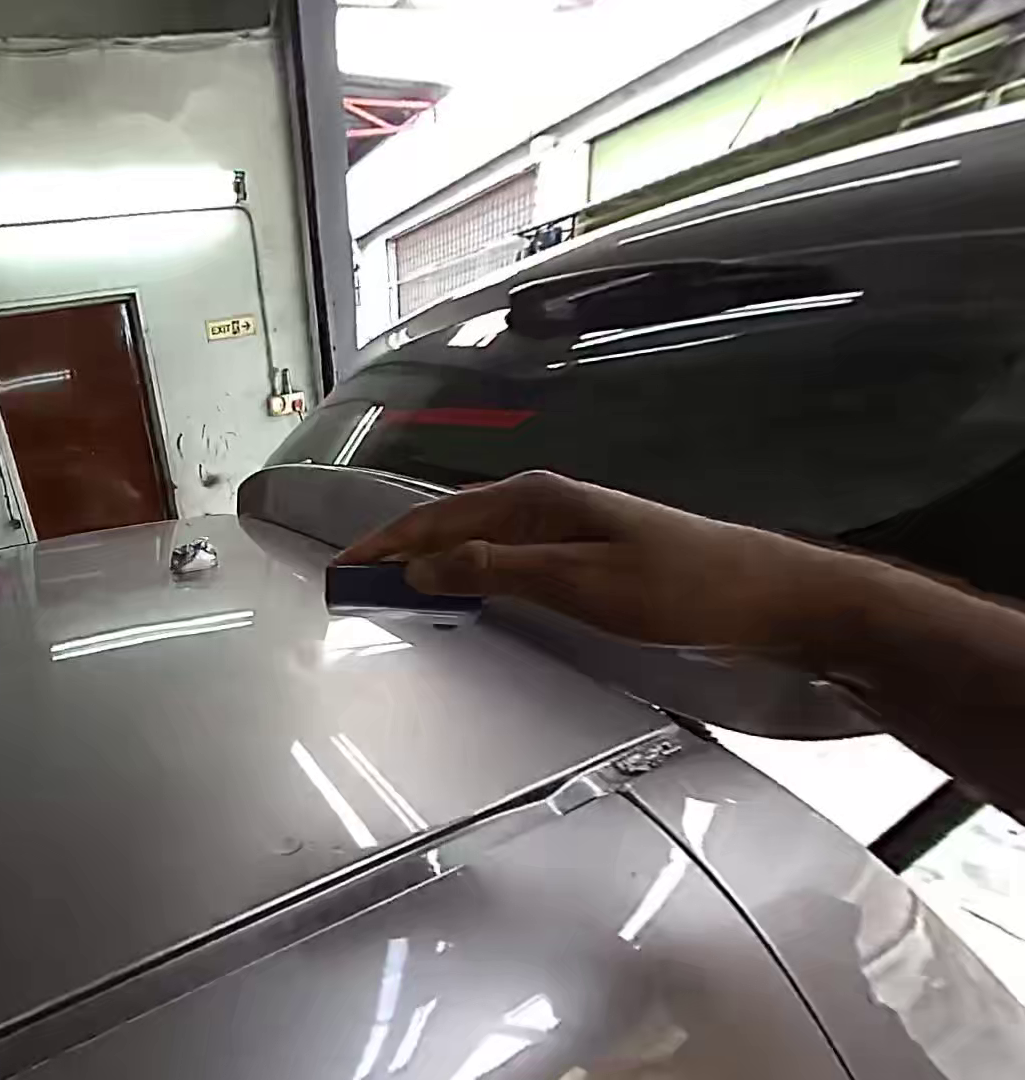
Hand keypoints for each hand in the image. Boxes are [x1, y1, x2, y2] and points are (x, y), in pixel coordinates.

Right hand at [336, 470, 859, 651]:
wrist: (782, 598)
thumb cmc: (681, 586)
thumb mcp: (577, 580)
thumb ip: (491, 568)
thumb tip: (417, 567)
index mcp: (529, 498)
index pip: (433, 520)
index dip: (383, 543)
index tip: (343, 566)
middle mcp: (533, 501)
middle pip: (443, 523)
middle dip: (393, 548)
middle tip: (353, 578)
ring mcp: (551, 522)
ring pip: (464, 537)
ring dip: (422, 557)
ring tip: (385, 582)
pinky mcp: (565, 545)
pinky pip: (489, 552)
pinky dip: (455, 566)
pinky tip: (448, 581)